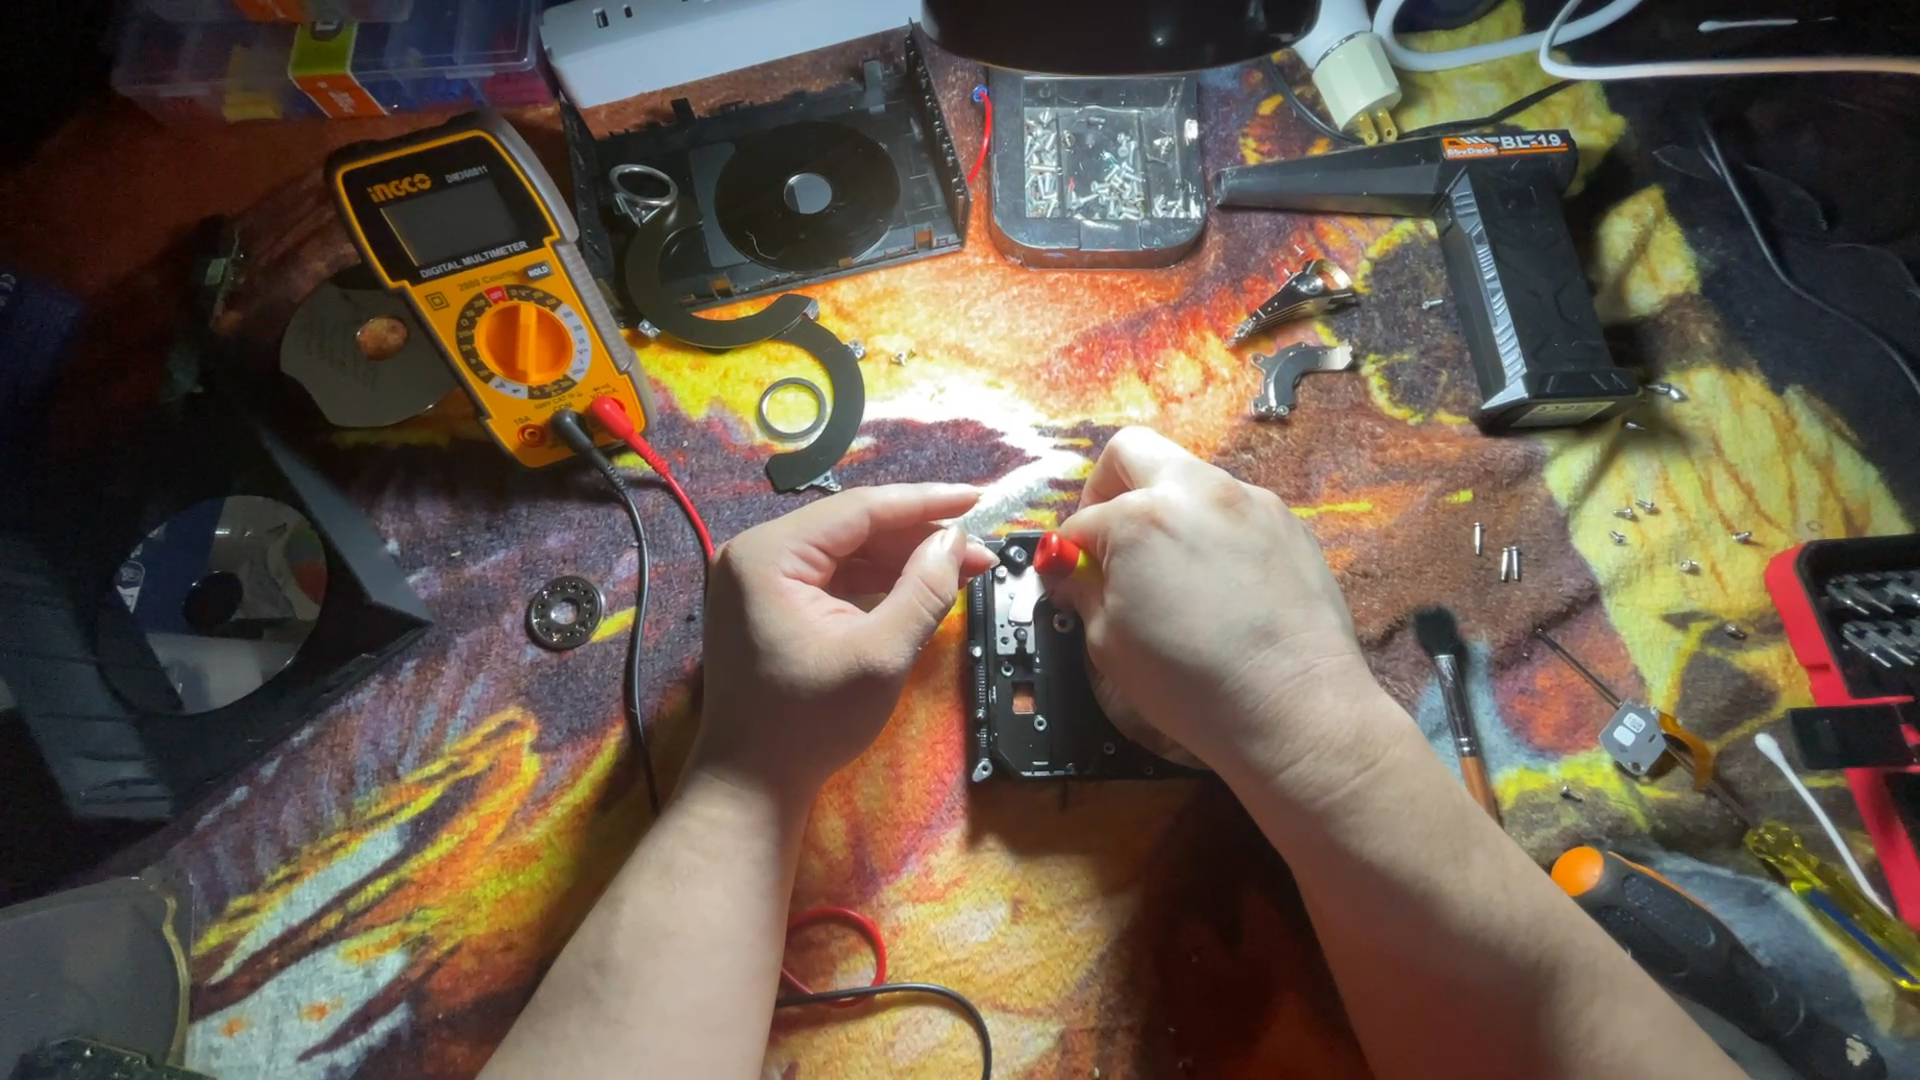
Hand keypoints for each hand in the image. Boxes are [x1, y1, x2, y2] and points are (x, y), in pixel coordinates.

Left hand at [691, 484, 998, 803]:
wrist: (752, 783)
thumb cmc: (812, 724)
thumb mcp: (880, 656)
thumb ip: (924, 591)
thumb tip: (956, 540)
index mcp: (770, 555)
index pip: (860, 509)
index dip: (924, 501)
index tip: (977, 498)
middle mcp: (757, 552)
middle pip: (854, 526)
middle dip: (918, 535)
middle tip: (977, 548)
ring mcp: (760, 576)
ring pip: (847, 549)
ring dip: (903, 557)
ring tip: (961, 565)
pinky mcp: (771, 599)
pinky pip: (834, 574)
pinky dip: (878, 578)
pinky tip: (920, 581)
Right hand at [1054, 428, 1392, 795]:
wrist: (1295, 709)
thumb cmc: (1191, 683)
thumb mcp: (1107, 642)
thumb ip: (1082, 589)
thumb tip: (1071, 568)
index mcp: (1141, 517)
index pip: (1080, 522)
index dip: (1067, 556)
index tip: (1070, 581)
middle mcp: (1196, 491)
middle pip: (1129, 452)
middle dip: (1105, 490)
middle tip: (1108, 541)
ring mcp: (1249, 501)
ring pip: (1186, 477)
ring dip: (1161, 508)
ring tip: (1167, 569)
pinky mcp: (1287, 524)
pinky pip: (1230, 508)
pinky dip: (1207, 530)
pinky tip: (1215, 583)